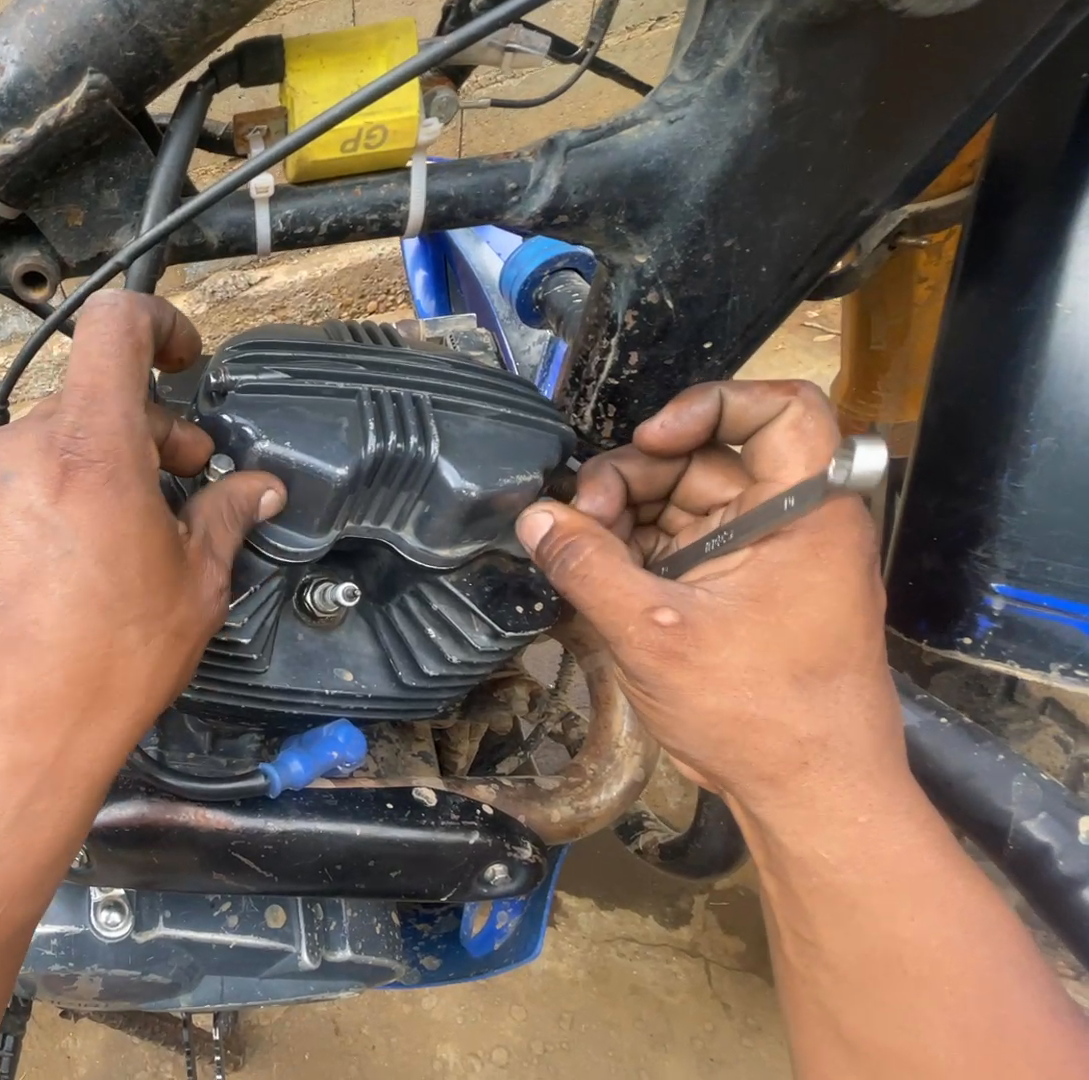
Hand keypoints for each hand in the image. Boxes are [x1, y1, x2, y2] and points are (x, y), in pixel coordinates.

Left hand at [0, 292, 284, 760]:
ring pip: (49, 435)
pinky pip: (9, 471)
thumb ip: (225, 516)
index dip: (158, 324)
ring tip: (124, 518)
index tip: (181, 361)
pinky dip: (48, 485)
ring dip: (95, 458)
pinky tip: (69, 542)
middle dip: (146, 426)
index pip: (115, 328)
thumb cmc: (108, 664)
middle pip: (92, 395)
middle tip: (180, 475)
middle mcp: (21, 450)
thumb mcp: (193, 585)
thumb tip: (259, 489)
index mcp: (91, 451)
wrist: (12, 730)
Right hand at [514, 380, 901, 813]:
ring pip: (675, 500)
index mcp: (802, 515)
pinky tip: (586, 567)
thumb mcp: (652, 631)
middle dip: (631, 478)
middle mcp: (782, 523)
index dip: (711, 405)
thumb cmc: (754, 709)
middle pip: (701, 458)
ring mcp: (750, 557)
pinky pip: (667, 543)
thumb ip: (585, 565)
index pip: (783, 412)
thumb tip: (532, 517)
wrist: (802, 790)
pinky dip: (624, 547)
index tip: (648, 441)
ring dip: (618, 515)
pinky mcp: (723, 588)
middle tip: (580, 519)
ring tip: (576, 550)